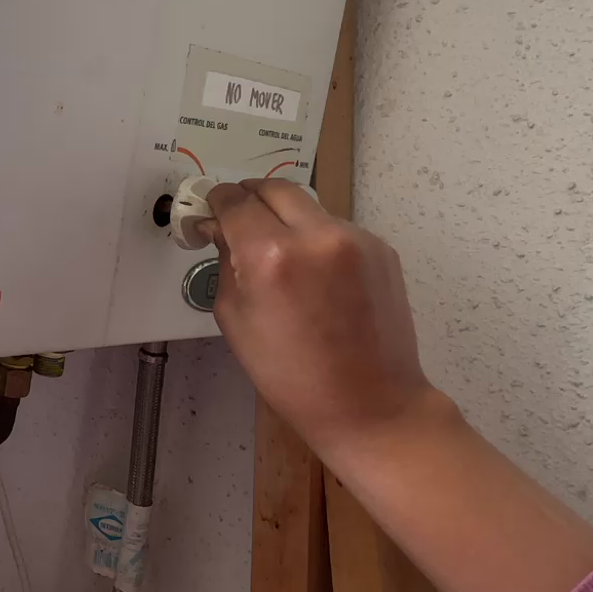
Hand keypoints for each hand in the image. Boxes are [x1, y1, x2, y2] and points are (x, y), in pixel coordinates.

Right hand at [201, 178, 437, 457]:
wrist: (369, 404)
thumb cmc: (289, 374)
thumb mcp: (234, 318)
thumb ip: (225, 262)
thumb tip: (221, 230)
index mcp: (271, 256)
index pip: (236, 202)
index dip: (217, 202)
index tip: (211, 209)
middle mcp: (317, 236)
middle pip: (274, 187)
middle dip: (250, 196)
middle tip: (238, 216)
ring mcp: (356, 239)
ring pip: (307, 205)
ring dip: (285, 217)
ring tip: (278, 253)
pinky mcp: (381, 248)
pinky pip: (335, 227)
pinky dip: (316, 237)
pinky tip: (314, 275)